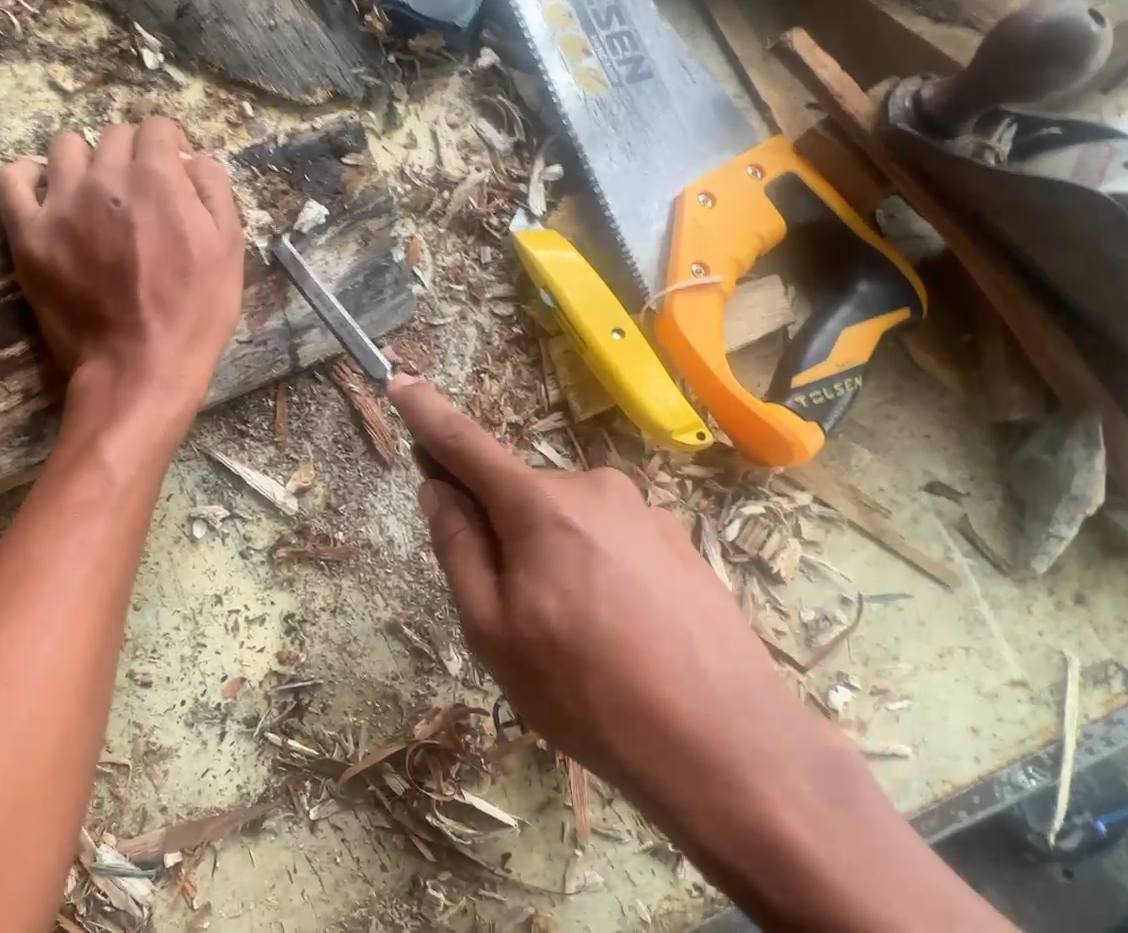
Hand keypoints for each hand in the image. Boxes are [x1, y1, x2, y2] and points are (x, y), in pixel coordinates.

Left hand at [0, 118, 244, 415]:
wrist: (139, 368)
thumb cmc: (193, 314)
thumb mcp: (229, 249)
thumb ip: (213, 190)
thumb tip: (193, 159)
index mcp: (157, 177)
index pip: (158, 127)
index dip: (169, 146)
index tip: (172, 171)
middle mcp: (105, 178)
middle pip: (114, 135)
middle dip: (131, 155)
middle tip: (138, 195)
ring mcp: (61, 204)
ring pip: (65, 146)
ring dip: (84, 160)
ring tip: (92, 194)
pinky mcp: (28, 235)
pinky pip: (11, 179)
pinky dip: (26, 176)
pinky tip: (43, 193)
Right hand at [388, 376, 819, 791]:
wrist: (728, 745)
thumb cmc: (585, 690)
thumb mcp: (492, 630)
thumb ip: (459, 549)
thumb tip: (438, 490)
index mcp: (541, 506)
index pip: (466, 445)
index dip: (428, 415)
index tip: (400, 382)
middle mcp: (595, 489)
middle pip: (519, 496)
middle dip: (500, 533)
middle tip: (513, 614)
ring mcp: (646, 513)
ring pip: (566, 521)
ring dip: (550, 556)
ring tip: (576, 637)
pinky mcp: (681, 542)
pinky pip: (610, 540)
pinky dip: (594, 570)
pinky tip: (620, 635)